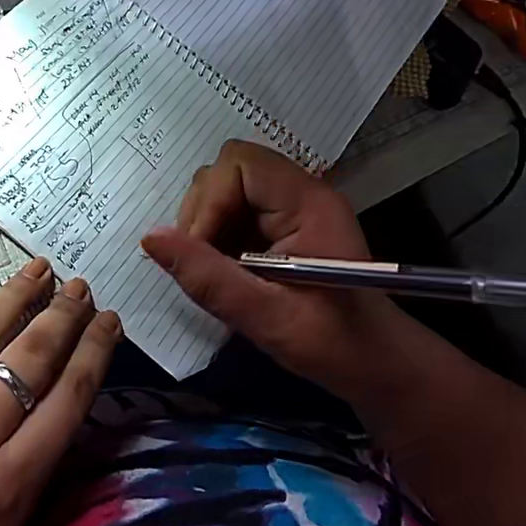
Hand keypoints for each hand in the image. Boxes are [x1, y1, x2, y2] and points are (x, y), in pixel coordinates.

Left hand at [0, 236, 121, 525]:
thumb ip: (36, 465)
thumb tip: (62, 396)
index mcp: (11, 482)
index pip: (71, 395)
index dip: (97, 348)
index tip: (110, 319)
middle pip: (30, 358)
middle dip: (63, 315)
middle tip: (79, 286)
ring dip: (12, 296)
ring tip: (38, 270)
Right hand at [139, 140, 412, 404]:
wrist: (374, 362)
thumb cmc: (333, 344)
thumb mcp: (266, 317)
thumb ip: (209, 277)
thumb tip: (151, 238)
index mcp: (308, 203)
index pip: (240, 163)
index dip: (210, 200)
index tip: (201, 250)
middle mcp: (300, 192)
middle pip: (230, 169)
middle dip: (204, 212)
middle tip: (205, 263)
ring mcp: (292, 207)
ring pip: (228, 188)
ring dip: (208, 225)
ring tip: (217, 271)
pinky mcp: (283, 224)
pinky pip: (236, 210)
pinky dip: (218, 236)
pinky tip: (225, 270)